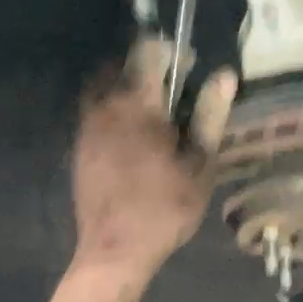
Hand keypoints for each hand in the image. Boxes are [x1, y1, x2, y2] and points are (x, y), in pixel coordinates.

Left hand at [71, 40, 237, 280]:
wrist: (114, 251)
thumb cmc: (164, 212)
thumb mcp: (199, 168)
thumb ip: (209, 118)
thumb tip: (223, 77)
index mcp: (138, 105)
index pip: (149, 50)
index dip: (172, 51)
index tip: (189, 69)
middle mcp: (105, 105)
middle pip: (124, 64)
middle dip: (149, 69)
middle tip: (173, 96)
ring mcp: (86, 126)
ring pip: (105, 86)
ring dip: (128, 89)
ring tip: (152, 117)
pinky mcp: (78, 147)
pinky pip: (95, 112)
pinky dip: (114, 112)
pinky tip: (132, 140)